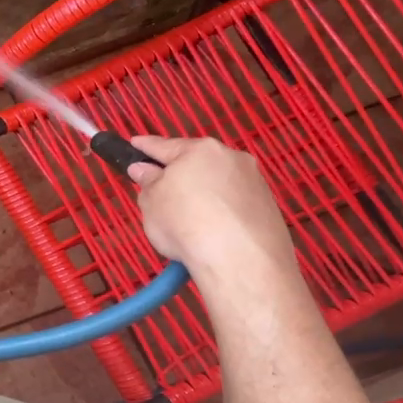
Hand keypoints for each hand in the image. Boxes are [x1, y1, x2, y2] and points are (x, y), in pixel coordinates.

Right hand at [126, 135, 297, 277]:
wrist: (241, 258)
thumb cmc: (185, 222)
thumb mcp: (151, 202)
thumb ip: (147, 182)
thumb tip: (145, 170)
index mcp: (199, 150)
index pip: (163, 145)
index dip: (144, 146)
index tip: (133, 143)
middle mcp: (231, 157)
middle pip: (195, 161)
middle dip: (177, 171)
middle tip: (158, 188)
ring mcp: (254, 180)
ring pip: (216, 180)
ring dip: (200, 190)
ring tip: (185, 215)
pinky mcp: (268, 204)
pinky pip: (232, 200)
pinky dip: (218, 208)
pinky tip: (209, 227)